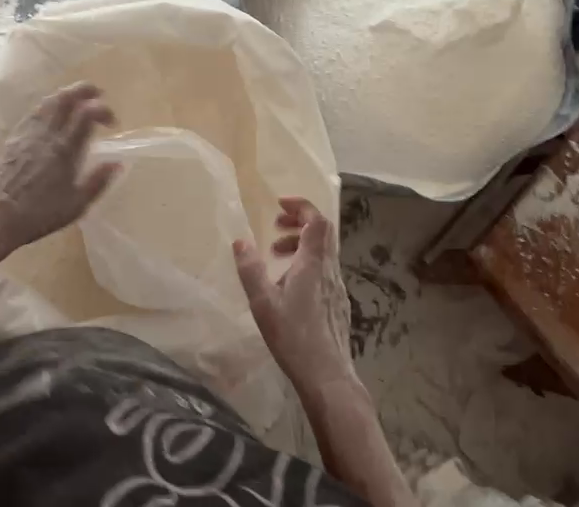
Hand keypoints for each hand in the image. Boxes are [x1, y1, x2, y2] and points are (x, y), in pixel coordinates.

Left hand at [0, 83, 119, 251]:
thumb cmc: (40, 214)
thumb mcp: (76, 205)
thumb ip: (98, 181)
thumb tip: (117, 162)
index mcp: (65, 149)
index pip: (87, 114)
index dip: (103, 110)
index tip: (112, 123)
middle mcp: (47, 134)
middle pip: (66, 98)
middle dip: (84, 90)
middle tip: (97, 94)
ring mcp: (28, 133)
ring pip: (48, 101)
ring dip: (66, 94)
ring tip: (77, 99)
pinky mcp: (14, 138)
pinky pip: (34, 112)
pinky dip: (48, 106)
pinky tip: (52, 114)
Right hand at [233, 197, 355, 394]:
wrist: (327, 375)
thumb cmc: (294, 336)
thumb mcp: (263, 303)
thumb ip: (251, 269)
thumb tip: (240, 240)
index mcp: (313, 263)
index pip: (316, 220)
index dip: (301, 206)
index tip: (280, 204)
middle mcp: (329, 270)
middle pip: (322, 232)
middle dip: (299, 221)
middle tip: (276, 225)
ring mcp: (337, 287)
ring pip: (323, 251)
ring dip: (300, 244)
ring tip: (275, 256)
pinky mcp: (338, 302)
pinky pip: (323, 269)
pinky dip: (306, 263)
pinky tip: (289, 285)